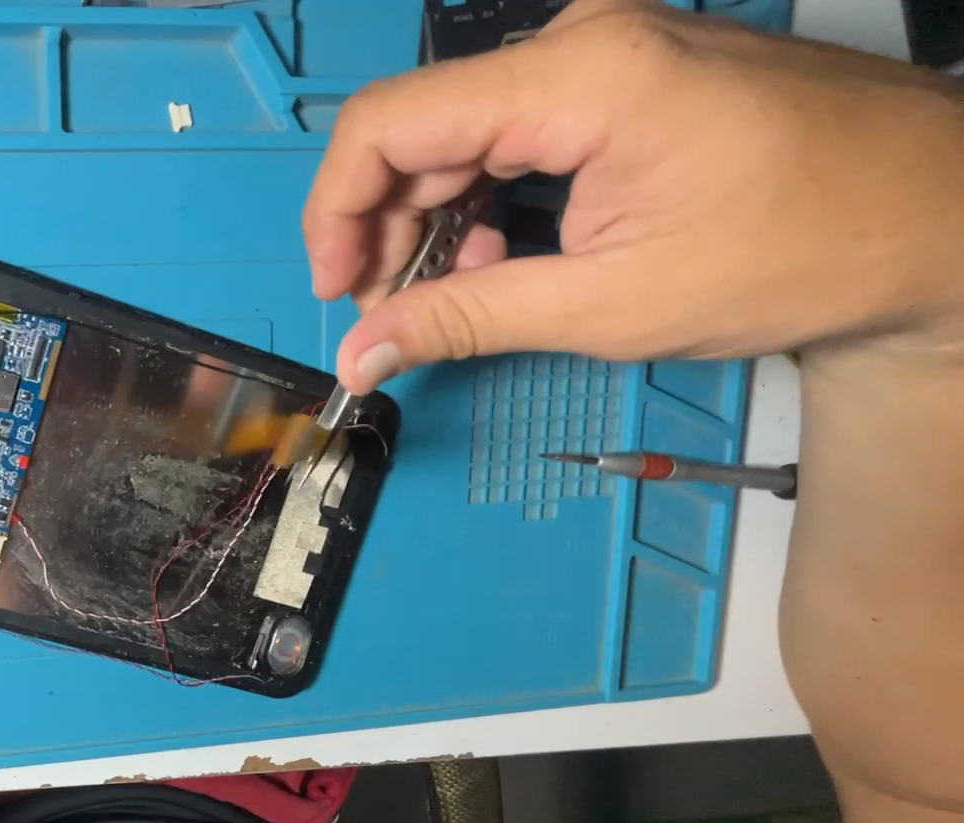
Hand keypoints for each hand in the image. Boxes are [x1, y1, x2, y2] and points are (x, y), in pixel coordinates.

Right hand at [304, 0, 963, 392]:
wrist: (949, 221)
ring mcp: (593, 61)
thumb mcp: (605, 306)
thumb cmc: (798, 256)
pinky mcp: (608, 86)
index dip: (336, 213)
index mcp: (575, 78)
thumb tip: (355, 359)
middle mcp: (573, 47)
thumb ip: (461, 322)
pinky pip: (495, 144)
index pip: (386, 125)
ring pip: (446, 143)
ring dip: (423, 228)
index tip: (336, 292)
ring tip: (446, 295)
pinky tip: (495, 258)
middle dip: (379, 233)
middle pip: (410, 136)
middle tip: (384, 315)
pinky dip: (472, 210)